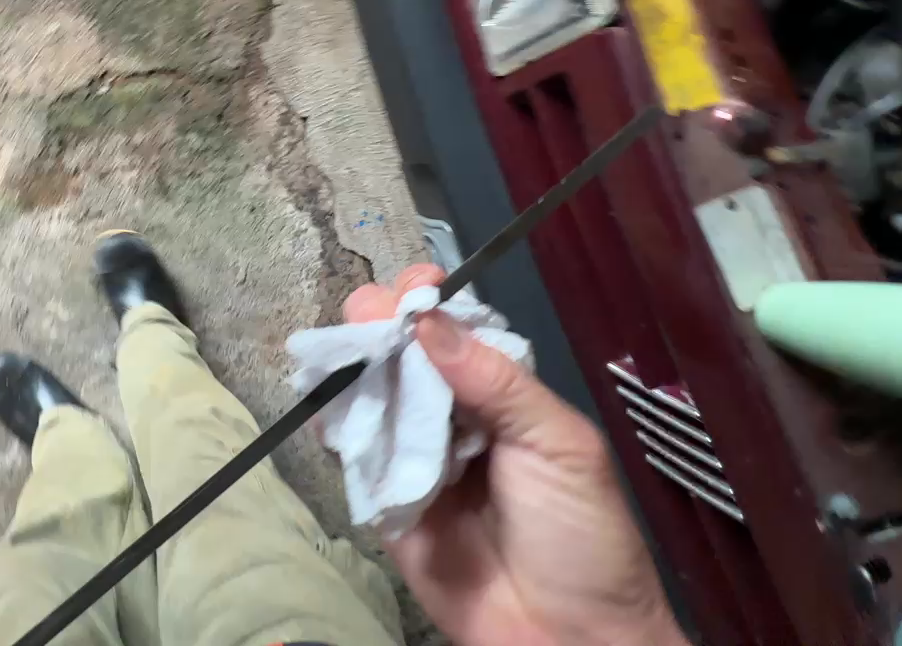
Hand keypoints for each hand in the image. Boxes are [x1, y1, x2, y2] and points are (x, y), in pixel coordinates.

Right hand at [344, 266, 686, 645]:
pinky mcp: (377, 481)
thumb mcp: (559, 446)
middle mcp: (443, 402)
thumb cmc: (578, 535)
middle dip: (374, 319)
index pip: (448, 323)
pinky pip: (345, 437)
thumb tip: (425, 321)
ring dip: (346, 359)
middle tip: (364, 321)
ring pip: (364, 380)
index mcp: (491, 384)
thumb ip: (496, 381)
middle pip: (395, 342)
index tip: (411, 291)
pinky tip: (323, 401)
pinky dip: (330, 415)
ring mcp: (406, 440)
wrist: (558, 640)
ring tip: (336, 354)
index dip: (424, 298)